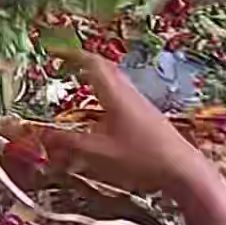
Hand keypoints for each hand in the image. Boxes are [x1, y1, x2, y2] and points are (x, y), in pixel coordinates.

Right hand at [23, 55, 225, 219]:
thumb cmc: (141, 158)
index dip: (72, 55)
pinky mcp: (148, 118)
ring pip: (116, 82)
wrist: (184, 172)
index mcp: (115, 95)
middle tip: (66, 64)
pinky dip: (107, 93)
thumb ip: (67, 143)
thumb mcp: (97, 153)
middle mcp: (129, 94)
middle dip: (84, 63)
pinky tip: (103, 111)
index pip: (92, 64)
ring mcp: (141, 105)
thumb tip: (41, 136)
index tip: (56, 53)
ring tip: (81, 83)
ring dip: (97, 78)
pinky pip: (123, 95)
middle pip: (106, 68)